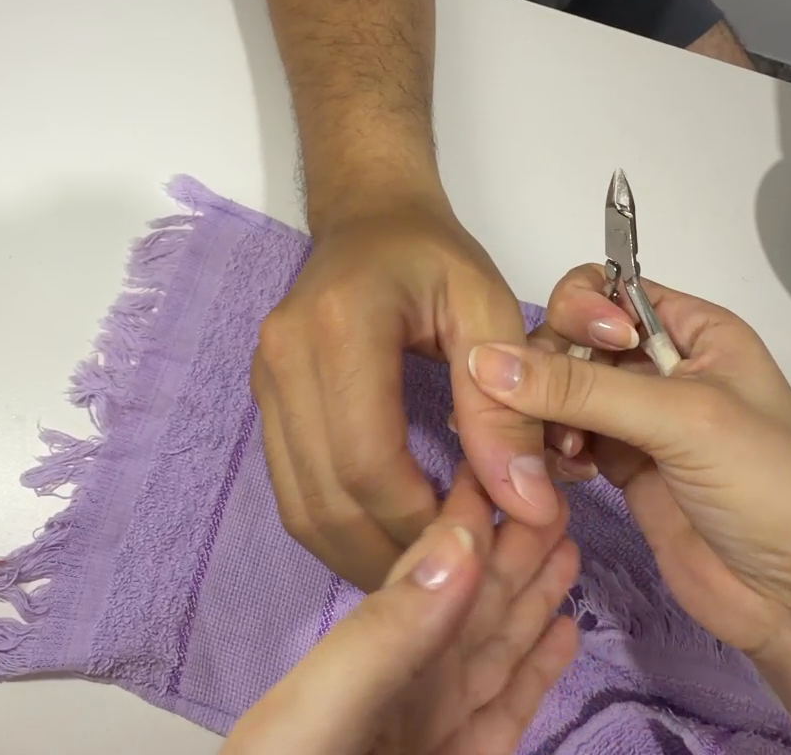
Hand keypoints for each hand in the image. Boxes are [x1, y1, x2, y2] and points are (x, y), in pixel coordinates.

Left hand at [223, 467, 580, 754]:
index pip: (432, 568)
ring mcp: (435, 723)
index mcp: (375, 651)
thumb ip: (383, 632)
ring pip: (495, 645)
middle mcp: (408, 678)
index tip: (508, 467)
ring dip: (532, 599)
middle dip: (515, 550)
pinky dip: (534, 670)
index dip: (468, 518)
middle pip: (474, 601)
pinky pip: (504, 708)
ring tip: (568, 551)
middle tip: (557, 498)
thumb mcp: (318, 712)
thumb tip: (457, 543)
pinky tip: (560, 633)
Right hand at [253, 192, 637, 588]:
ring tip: (429, 566)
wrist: (366, 217)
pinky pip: (292, 488)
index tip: (484, 543)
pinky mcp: (263, 397)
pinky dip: (340, 527)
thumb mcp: (485, 307)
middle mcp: (283, 359)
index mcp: (338, 329)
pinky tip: (389, 531)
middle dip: (395, 555)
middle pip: (325, 498)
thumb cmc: (431, 254)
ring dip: (363, 554)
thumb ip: (504, 404)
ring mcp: (263, 381)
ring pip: (300, 507)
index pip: (367, 461)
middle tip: (463, 573)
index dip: (423, 521)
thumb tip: (527, 505)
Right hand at [467, 266, 790, 657]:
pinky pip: (559, 436)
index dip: (580, 309)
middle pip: (568, 339)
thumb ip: (578, 387)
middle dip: (548, 371)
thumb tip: (477, 359)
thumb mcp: (680, 419)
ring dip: (543, 415)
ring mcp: (635, 417)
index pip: (606, 290)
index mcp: (693, 330)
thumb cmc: (767, 487)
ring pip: (556, 390)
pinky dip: (550, 448)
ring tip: (562, 452)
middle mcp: (658, 364)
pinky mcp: (617, 464)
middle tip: (547, 414)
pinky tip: (564, 474)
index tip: (581, 347)